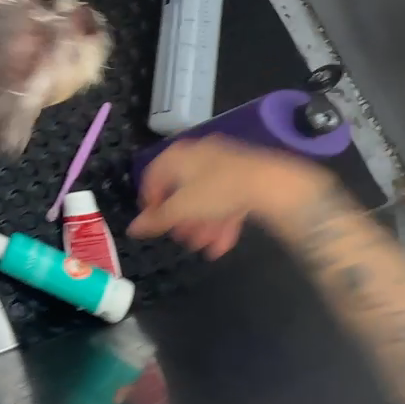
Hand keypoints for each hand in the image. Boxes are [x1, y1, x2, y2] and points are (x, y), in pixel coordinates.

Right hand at [125, 136, 335, 257]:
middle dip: (182, 220)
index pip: (152, 178)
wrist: (272, 184)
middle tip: (182, 239)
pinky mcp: (244, 177)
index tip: (155, 223)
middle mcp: (197, 156)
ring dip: (202, 225)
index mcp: (177, 156)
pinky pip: (225, 199)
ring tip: (203, 247)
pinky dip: (221, 220)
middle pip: (182, 191)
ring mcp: (223, 165)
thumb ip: (157, 220)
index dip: (150, 203)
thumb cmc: (218, 191)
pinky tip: (221, 245)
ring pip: (205, 198)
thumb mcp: (182, 209)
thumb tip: (132, 229)